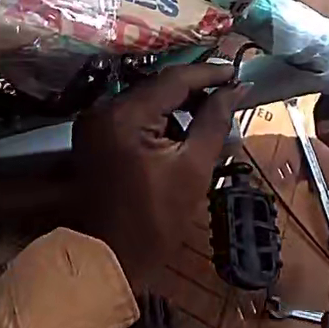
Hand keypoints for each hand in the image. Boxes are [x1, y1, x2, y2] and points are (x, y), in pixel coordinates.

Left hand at [71, 62, 243, 290]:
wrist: (108, 256)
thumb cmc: (156, 219)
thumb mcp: (194, 168)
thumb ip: (214, 122)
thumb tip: (234, 89)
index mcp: (125, 115)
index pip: (172, 79)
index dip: (207, 73)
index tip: (236, 71)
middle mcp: (103, 108)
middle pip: (155, 86)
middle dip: (193, 89)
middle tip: (228, 93)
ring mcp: (93, 120)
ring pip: (143, 99)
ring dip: (175, 104)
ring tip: (209, 114)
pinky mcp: (92, 133)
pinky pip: (130, 114)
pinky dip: (155, 117)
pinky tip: (179, 131)